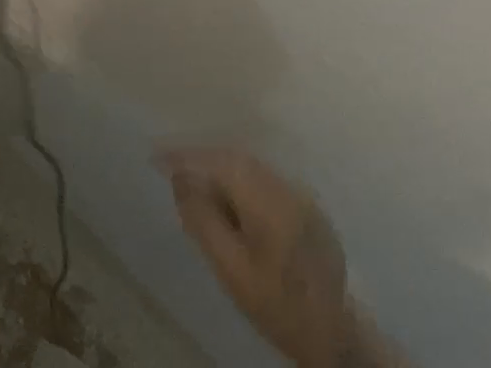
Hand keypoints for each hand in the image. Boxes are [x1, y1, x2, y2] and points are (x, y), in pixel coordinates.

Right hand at [161, 148, 358, 367]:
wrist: (335, 336)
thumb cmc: (276, 304)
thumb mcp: (229, 267)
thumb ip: (202, 219)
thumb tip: (180, 179)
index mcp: (270, 203)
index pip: (220, 162)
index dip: (186, 155)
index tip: (155, 157)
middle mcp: (289, 191)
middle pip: (237, 159)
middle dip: (201, 159)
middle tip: (168, 167)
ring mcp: (304, 199)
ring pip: (252, 168)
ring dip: (219, 169)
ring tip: (192, 183)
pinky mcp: (309, 210)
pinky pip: (265, 180)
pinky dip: (239, 181)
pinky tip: (225, 198)